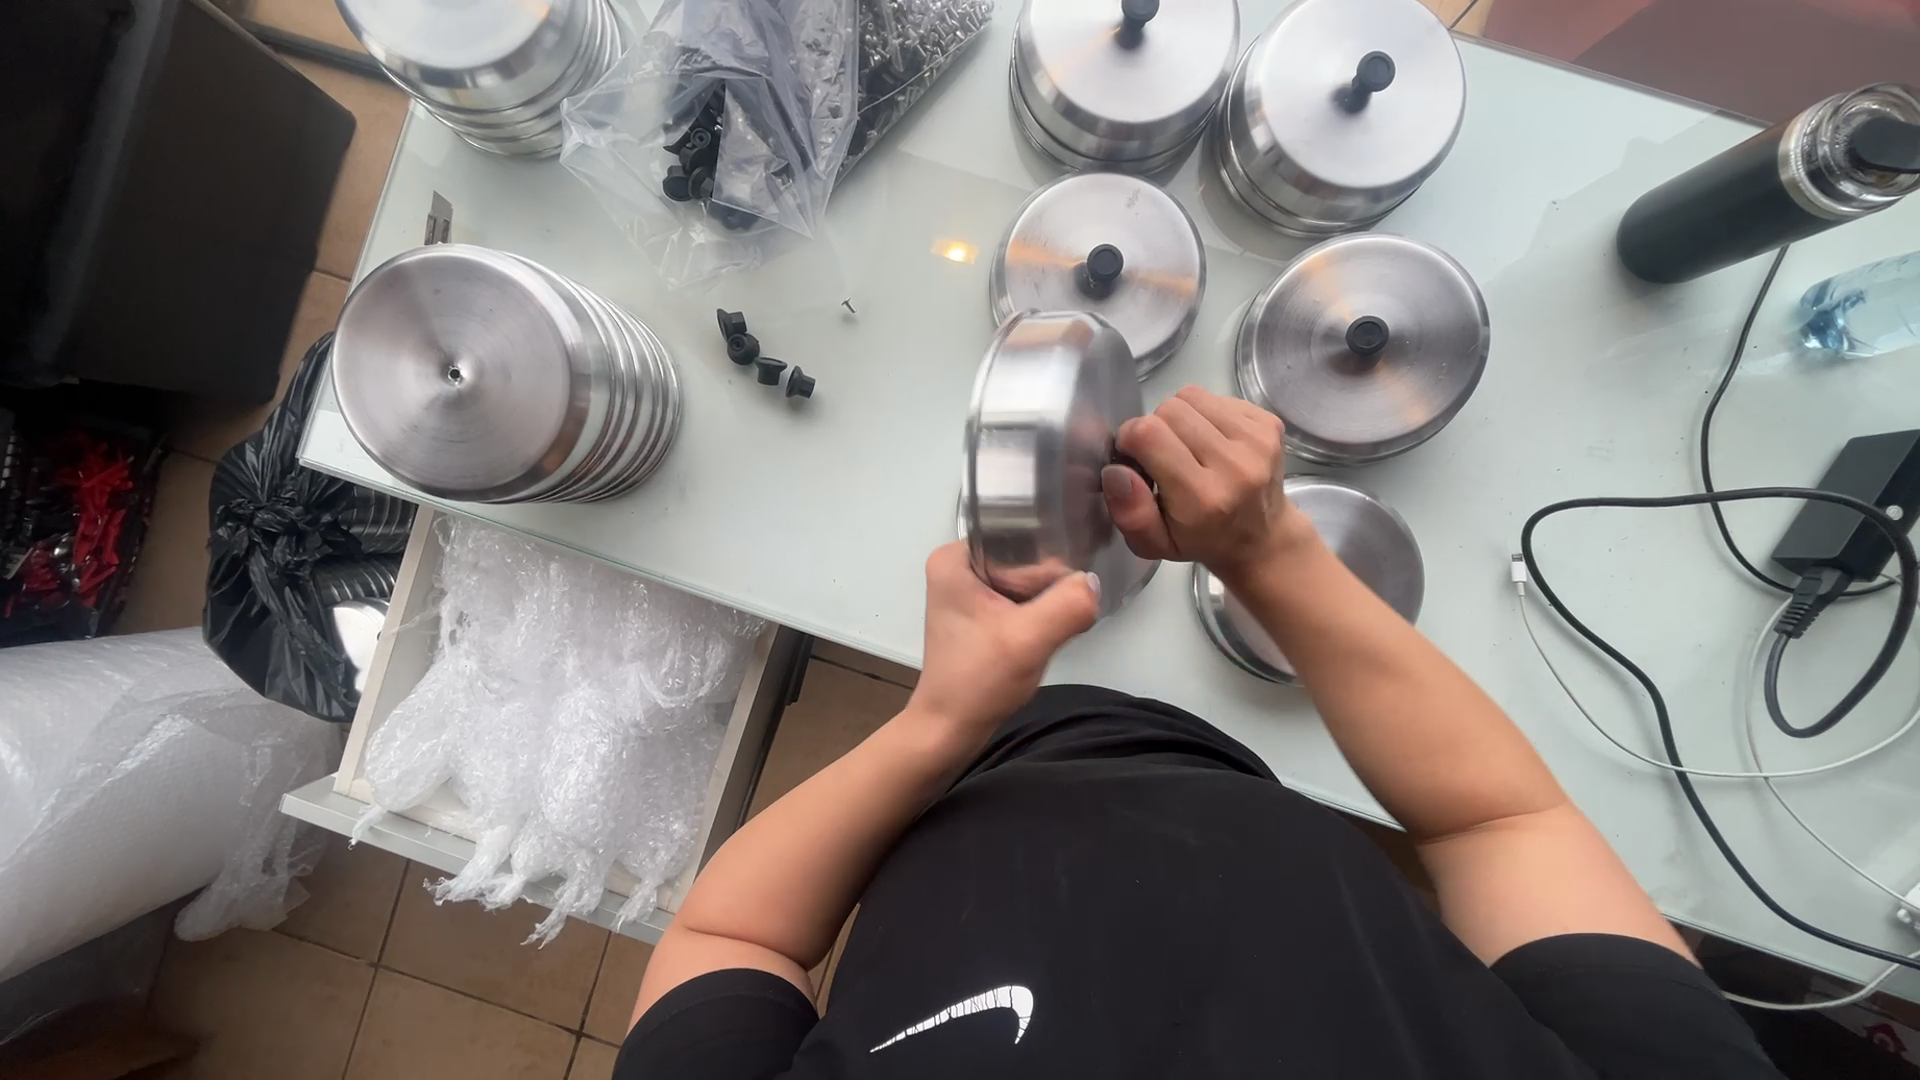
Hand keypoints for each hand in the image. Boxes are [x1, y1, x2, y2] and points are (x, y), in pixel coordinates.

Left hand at [908, 542, 1099, 732]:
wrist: (952, 728)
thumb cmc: (977, 682)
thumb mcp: (1028, 639)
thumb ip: (1067, 606)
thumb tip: (1093, 583)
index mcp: (953, 558)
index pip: (1019, 539)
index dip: (1050, 563)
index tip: (1067, 591)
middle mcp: (956, 567)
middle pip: (1025, 558)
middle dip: (1049, 584)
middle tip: (1061, 613)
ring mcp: (968, 591)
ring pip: (1027, 579)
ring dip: (1046, 601)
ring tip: (1051, 625)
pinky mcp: (980, 613)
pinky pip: (1021, 598)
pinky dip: (1038, 614)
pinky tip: (1043, 633)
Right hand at [1102, 386, 1302, 586]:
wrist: (1262, 538)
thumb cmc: (1199, 541)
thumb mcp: (1153, 545)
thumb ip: (1129, 513)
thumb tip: (1116, 471)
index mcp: (1202, 497)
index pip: (1149, 434)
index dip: (1130, 438)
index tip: (1134, 457)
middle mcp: (1235, 464)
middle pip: (1168, 409)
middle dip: (1154, 427)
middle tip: (1162, 456)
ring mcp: (1257, 440)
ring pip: (1190, 397)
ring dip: (1179, 418)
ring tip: (1187, 446)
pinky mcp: (1270, 423)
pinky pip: (1216, 397)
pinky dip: (1204, 414)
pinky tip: (1211, 441)